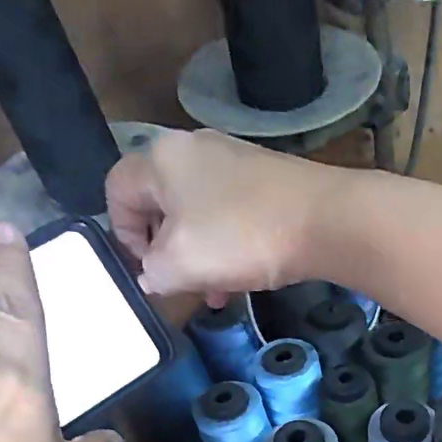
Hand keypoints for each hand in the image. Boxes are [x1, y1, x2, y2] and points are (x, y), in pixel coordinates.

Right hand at [106, 130, 343, 304]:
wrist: (326, 220)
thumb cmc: (242, 238)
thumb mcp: (180, 265)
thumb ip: (153, 273)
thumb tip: (152, 275)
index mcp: (160, 158)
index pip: (115, 191)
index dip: (121, 236)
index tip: (147, 271)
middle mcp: (192, 149)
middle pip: (159, 204)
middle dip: (166, 252)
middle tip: (182, 285)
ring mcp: (233, 161)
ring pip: (197, 215)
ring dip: (200, 257)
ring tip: (216, 293)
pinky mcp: (264, 179)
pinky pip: (230, 215)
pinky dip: (228, 246)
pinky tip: (244, 278)